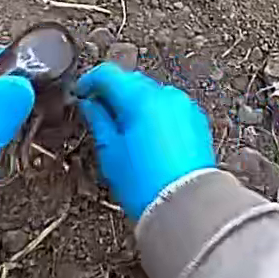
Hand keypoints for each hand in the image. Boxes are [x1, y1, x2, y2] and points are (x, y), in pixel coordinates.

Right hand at [74, 63, 214, 220]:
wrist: (186, 203)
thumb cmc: (145, 183)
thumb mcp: (111, 152)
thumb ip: (100, 120)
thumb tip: (91, 104)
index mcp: (141, 99)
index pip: (109, 74)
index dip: (90, 82)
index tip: (81, 94)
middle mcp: (166, 96)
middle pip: (133, 82)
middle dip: (115, 93)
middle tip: (99, 113)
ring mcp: (185, 106)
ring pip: (153, 94)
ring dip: (137, 104)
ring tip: (125, 131)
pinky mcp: (197, 120)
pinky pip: (170, 108)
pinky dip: (157, 114)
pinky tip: (149, 137)